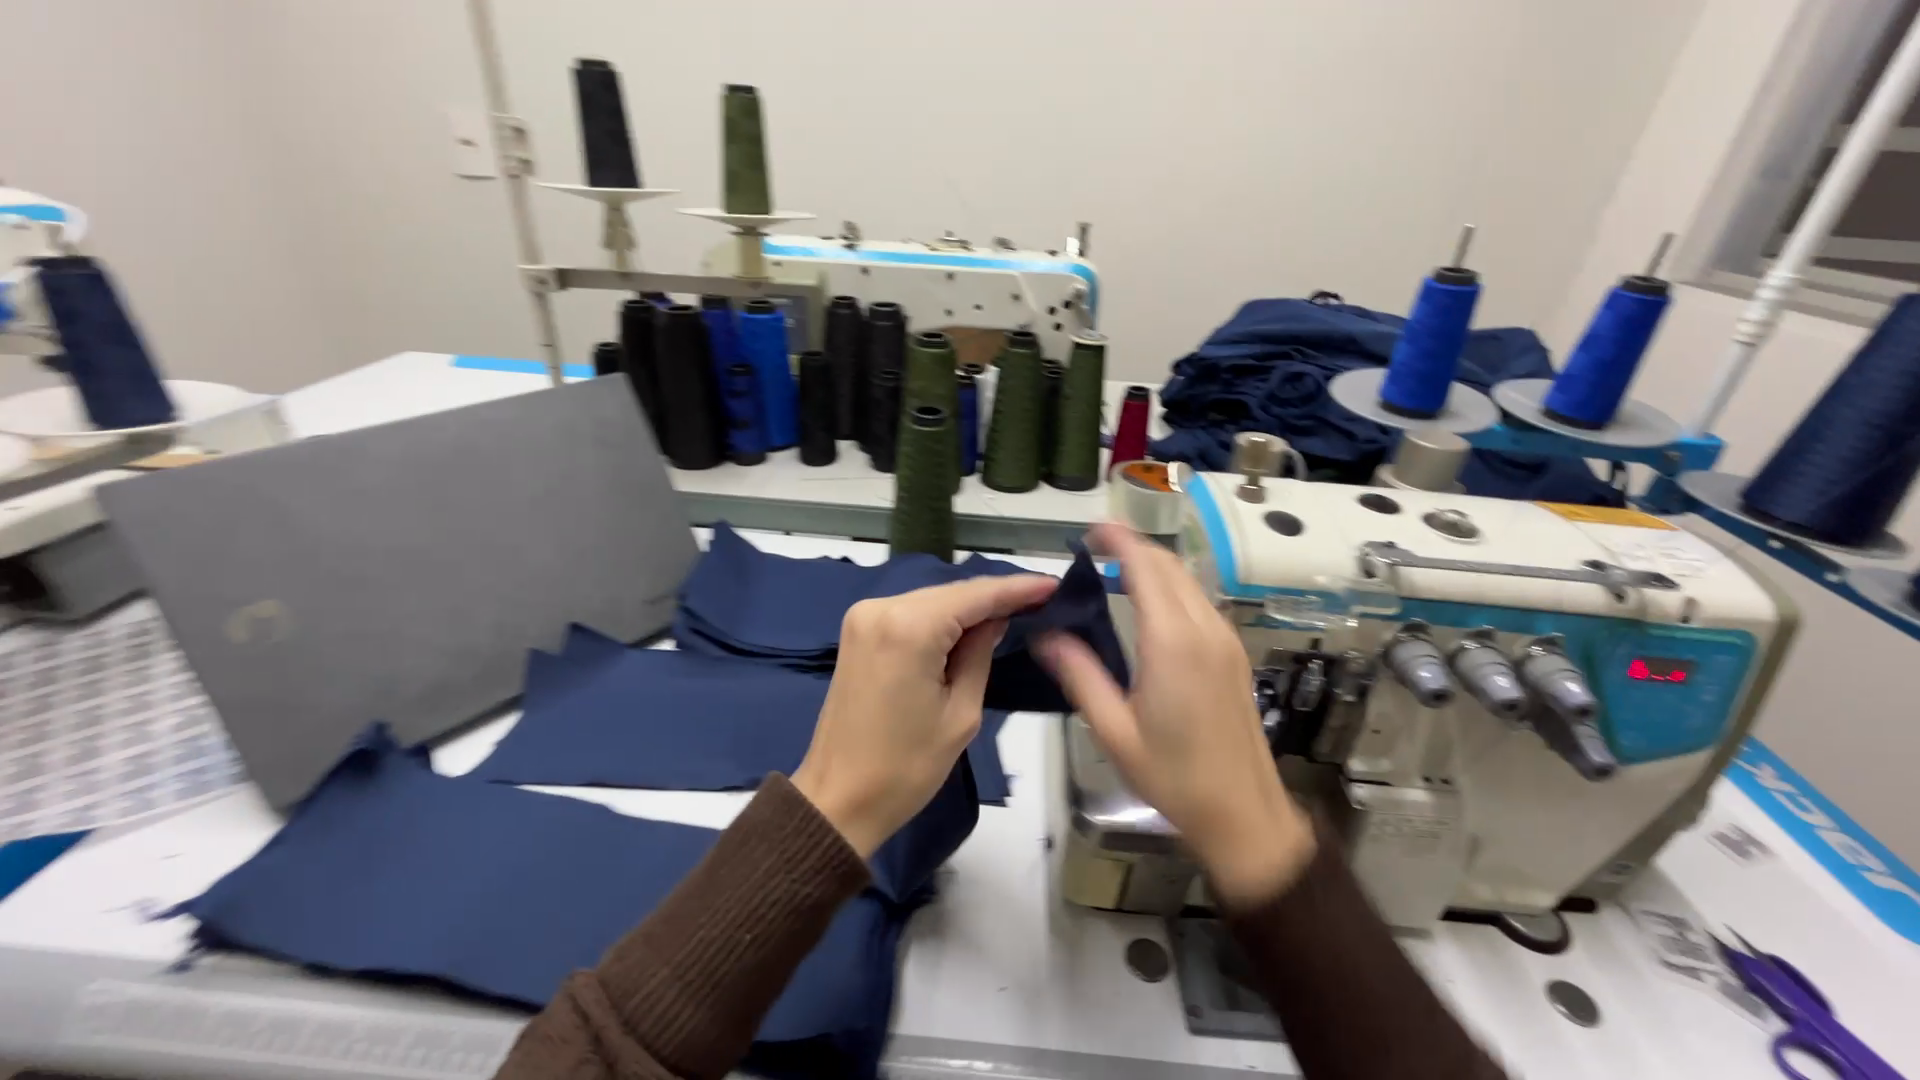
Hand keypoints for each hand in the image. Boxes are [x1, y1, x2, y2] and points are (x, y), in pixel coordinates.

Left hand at [793, 572, 1058, 856]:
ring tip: (1016, 610)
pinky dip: (942, 617)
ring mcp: (864, 617)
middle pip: (952, 593)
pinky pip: (911, 613)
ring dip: (969, 606)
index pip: (976, 595)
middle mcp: (881, 607)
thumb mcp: (961, 714)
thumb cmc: (906, 767)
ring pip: (932, 600)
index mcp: (909, 627)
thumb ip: (980, 655)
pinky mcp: (857, 632)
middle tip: (1041, 599)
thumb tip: (995, 620)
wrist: (839, 799)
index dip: (1017, 589)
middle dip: (995, 596)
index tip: (1054, 585)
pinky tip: (971, 624)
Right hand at [1036, 523, 1315, 906]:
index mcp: (1171, 642)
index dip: (1119, 540)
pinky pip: (1200, 603)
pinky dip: (1172, 588)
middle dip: (1134, 546)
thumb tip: (1047, 635)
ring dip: (1155, 566)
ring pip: (1189, 582)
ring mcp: (1225, 641)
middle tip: (1096, 545)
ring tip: (1116, 568)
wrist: (1243, 812)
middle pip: (1170, 566)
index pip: (1145, 568)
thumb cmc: (1173, 776)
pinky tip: (1150, 605)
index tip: (1091, 529)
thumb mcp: (1113, 730)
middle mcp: (1204, 630)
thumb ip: (1080, 675)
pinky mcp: (1233, 655)